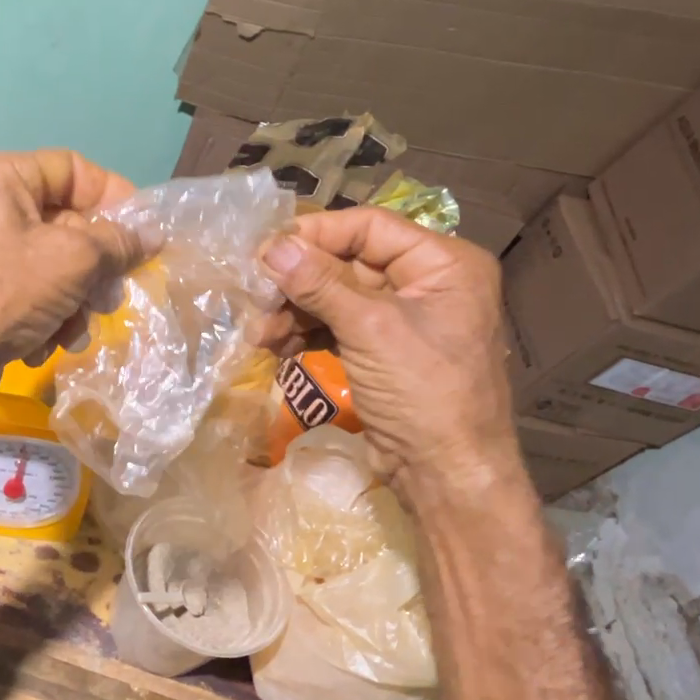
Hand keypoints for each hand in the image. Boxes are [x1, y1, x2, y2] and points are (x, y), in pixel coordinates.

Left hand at [0, 150, 149, 407]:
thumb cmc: (3, 293)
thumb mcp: (72, 259)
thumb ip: (117, 242)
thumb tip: (151, 236)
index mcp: (1, 179)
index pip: (72, 169)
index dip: (112, 197)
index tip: (143, 234)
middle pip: (67, 224)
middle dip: (95, 266)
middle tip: (111, 296)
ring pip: (56, 268)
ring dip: (75, 302)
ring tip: (75, 329)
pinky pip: (34, 297)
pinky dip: (48, 320)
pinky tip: (46, 346)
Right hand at [253, 208, 517, 497]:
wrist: (445, 472)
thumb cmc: (424, 392)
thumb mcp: (370, 330)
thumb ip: (320, 284)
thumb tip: (272, 246)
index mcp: (443, 264)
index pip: (369, 227)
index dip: (316, 234)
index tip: (266, 249)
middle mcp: (424, 284)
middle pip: (346, 263)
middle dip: (297, 283)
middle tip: (254, 298)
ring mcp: (400, 321)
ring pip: (333, 298)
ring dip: (293, 313)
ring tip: (260, 335)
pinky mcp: (378, 352)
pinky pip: (333, 329)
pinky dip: (303, 335)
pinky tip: (275, 349)